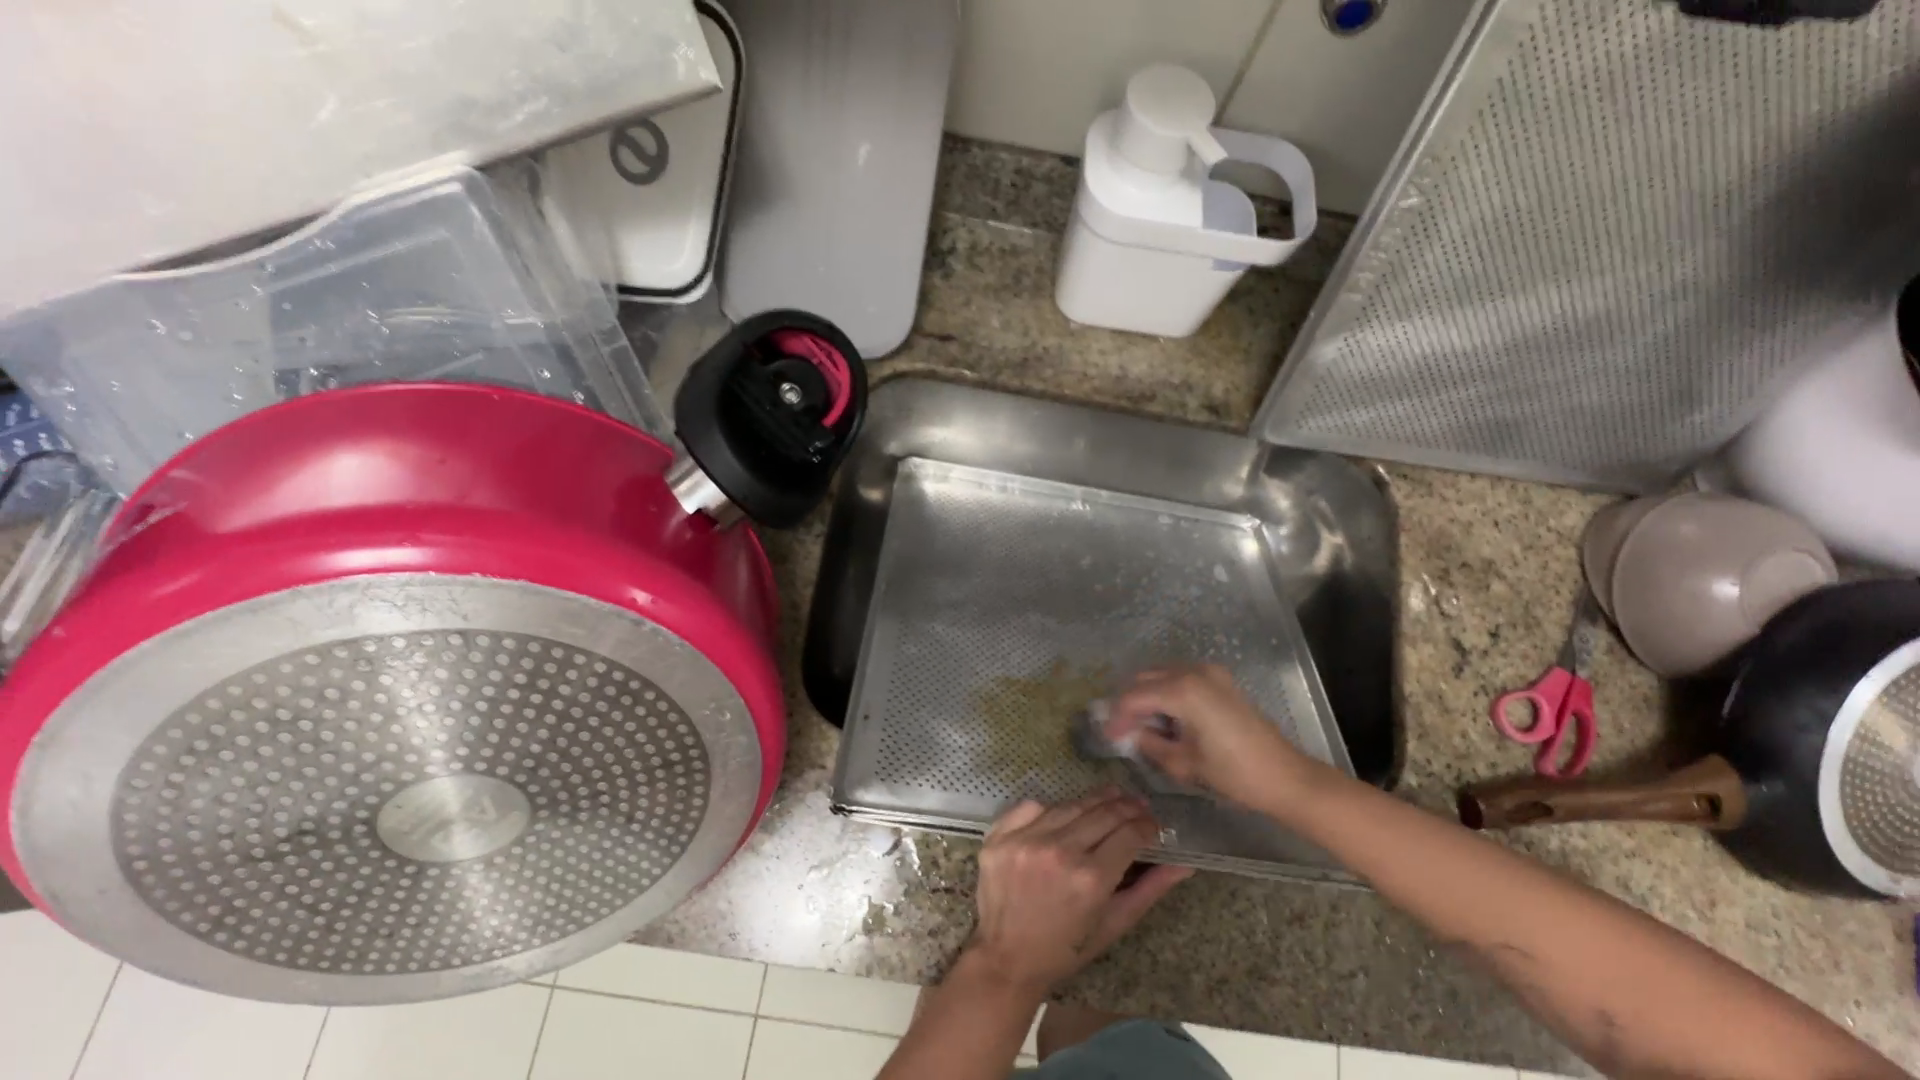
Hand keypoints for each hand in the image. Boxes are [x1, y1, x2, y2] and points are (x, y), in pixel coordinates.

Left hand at [967, 790, 1192, 994]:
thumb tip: (1184, 864)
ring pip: (1070, 805)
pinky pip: (1032, 806)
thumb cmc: (1066, 948)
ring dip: (1093, 802)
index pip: (1130, 833)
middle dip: (1127, 807)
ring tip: (1108, 801)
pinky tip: (1063, 814)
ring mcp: (1025, 841)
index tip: (1154, 825)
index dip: (1147, 825)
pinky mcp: (999, 837)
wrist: (1007, 958)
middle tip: (1138, 806)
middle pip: (1103, 812)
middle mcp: (1058, 851)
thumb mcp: (1114, 924)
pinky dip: (1051, 808)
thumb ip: (1150, 889)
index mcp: (1091, 878)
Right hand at [1106, 664, 1323, 812]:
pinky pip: (1182, 679)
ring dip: (1148, 697)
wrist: (1285, 776)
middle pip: (1146, 679)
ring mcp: (1211, 673)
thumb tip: (1131, 736)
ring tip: (1143, 728)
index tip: (1108, 737)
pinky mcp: (1222, 681)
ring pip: (1163, 676)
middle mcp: (1195, 672)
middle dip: (1130, 704)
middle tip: (1122, 732)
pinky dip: (1168, 694)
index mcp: (1184, 691)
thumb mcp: (1184, 763)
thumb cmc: (1234, 774)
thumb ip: (1150, 744)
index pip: (1135, 697)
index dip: (1117, 717)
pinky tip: (1167, 721)